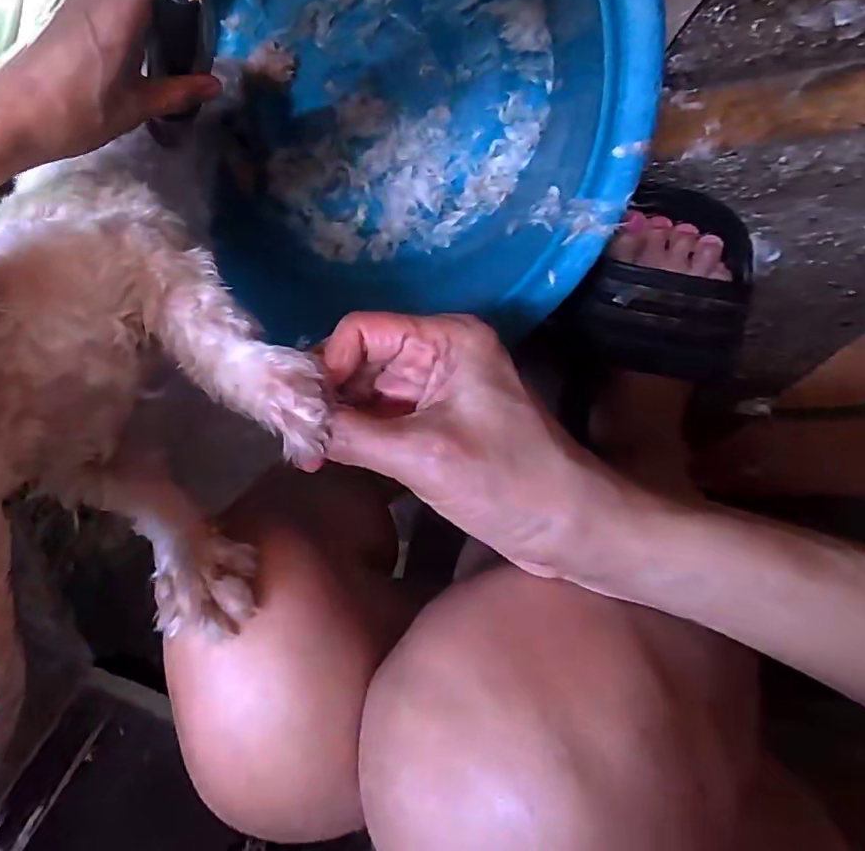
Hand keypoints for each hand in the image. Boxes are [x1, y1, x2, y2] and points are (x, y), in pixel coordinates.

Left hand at [0, 0, 222, 169]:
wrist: (2, 120)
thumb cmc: (71, 114)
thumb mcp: (131, 109)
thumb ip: (176, 92)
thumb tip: (213, 85)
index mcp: (122, 4)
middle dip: (169, 6)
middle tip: (174, 49)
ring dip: (140, 23)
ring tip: (140, 69)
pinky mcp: (56, 13)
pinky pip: (100, 10)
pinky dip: (116, 29)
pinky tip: (108, 71)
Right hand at [321, 313, 634, 577]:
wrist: (574, 534)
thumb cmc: (510, 484)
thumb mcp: (423, 456)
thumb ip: (350, 433)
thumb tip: (290, 420)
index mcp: (446, 340)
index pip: (361, 330)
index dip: (328, 362)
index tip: (307, 408)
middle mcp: (434, 353)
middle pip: (355, 358)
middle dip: (324, 395)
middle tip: (294, 434)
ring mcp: (429, 387)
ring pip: (359, 388)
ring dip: (331, 418)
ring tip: (305, 453)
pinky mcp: (426, 418)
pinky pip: (372, 414)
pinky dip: (348, 433)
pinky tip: (323, 457)